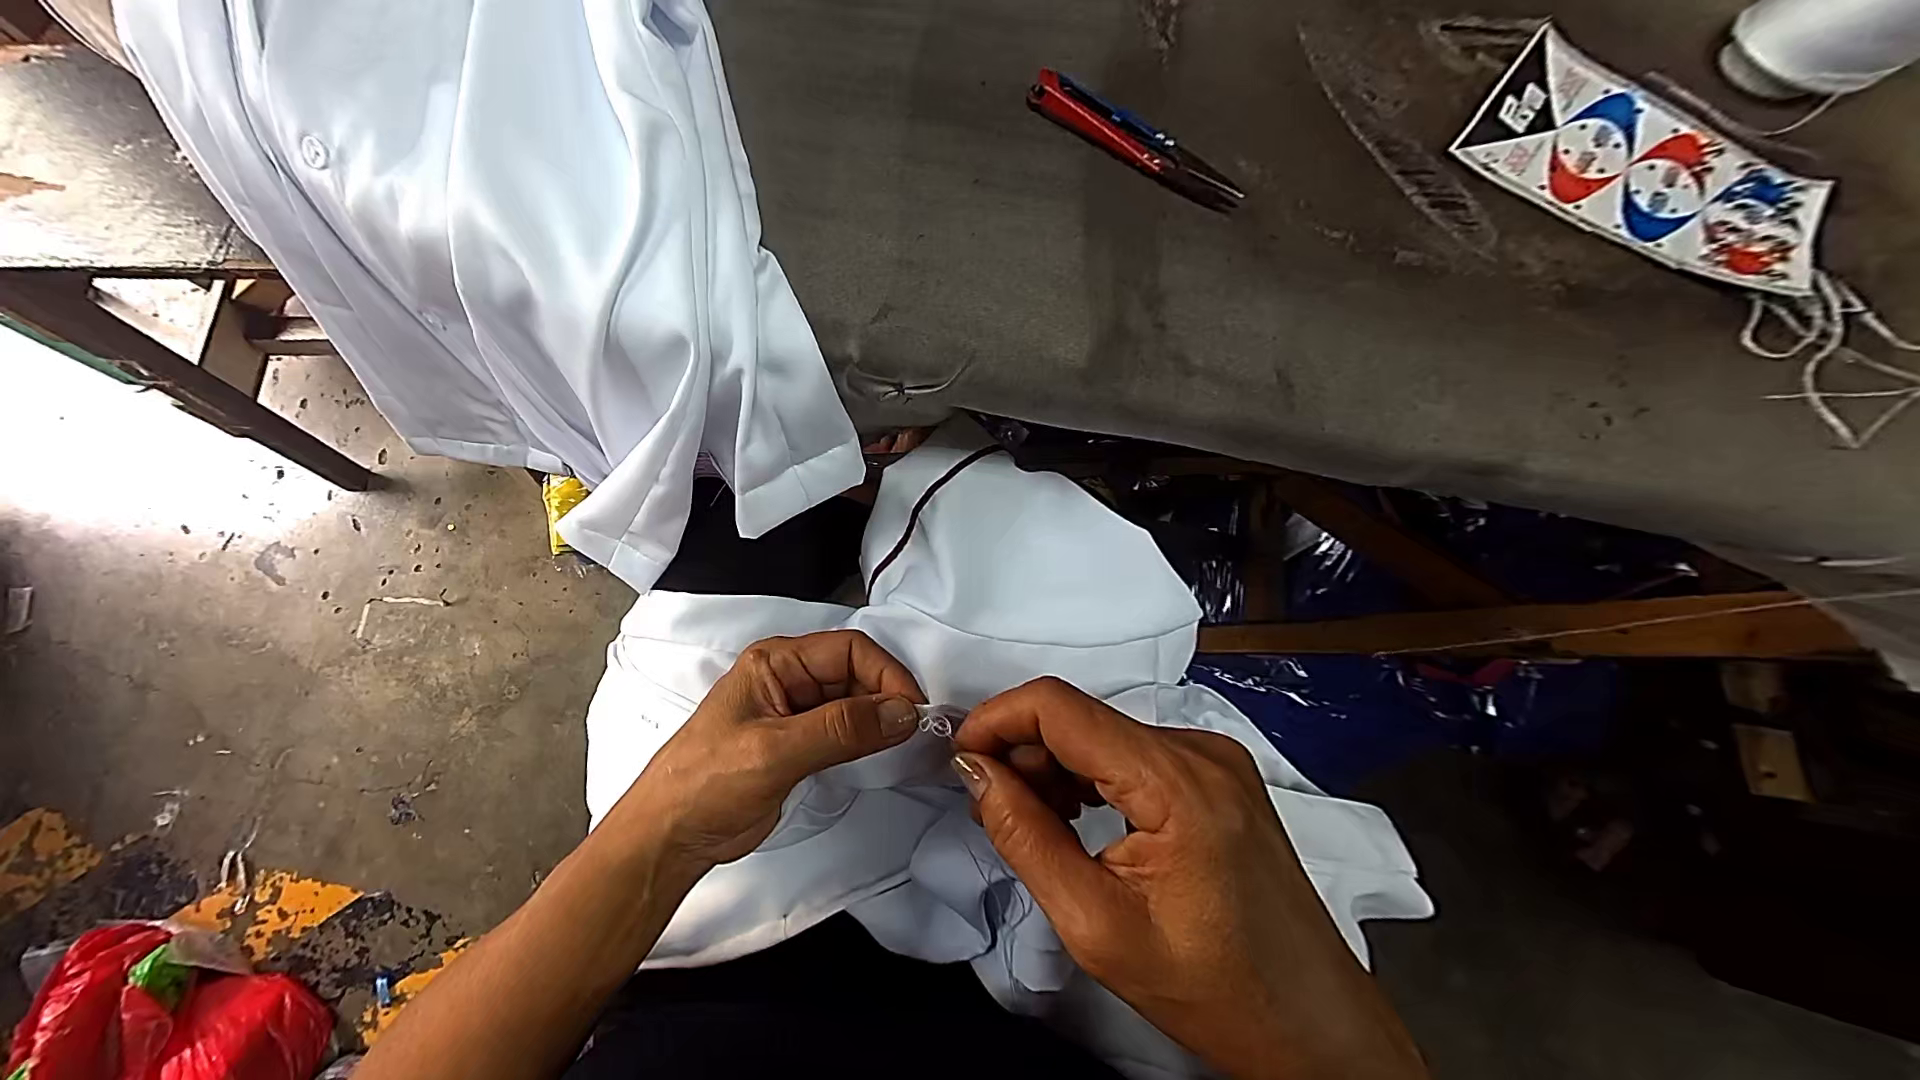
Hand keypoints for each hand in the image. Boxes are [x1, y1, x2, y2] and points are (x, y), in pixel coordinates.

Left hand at [609, 630, 925, 871]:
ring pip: (855, 701)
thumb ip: (841, 728)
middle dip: (886, 697)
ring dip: (879, 719)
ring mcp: (795, 713)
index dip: (886, 674)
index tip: (911, 708)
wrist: (668, 839)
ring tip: (900, 744)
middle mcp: (788, 680)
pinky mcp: (801, 743)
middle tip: (910, 731)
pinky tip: (879, 753)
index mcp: (775, 662)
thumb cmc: (701, 785)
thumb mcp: (774, 752)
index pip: (849, 650)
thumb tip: (901, 713)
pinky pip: (846, 729)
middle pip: (856, 673)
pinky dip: (867, 739)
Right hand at [952, 678, 1427, 1079]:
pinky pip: (1131, 750)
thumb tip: (975, 770)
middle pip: (1080, 715)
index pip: (1060, 706)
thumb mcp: (1095, 925)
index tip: (963, 754)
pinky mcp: (1215, 770)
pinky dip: (1091, 773)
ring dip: (1056, 764)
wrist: (1314, 1025)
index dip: (998, 718)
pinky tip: (1078, 816)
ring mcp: (1213, 755)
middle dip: (1024, 749)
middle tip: (996, 803)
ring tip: (1039, 822)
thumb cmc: (1215, 990)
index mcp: (1177, 782)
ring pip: (1102, 730)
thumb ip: (1023, 835)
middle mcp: (1199, 749)